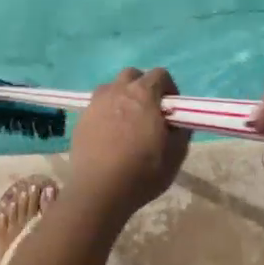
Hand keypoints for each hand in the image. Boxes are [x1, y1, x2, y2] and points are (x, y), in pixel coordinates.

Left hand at [67, 67, 189, 219]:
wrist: (98, 190)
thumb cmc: (142, 172)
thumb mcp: (175, 155)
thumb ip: (181, 131)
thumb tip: (178, 121)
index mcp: (143, 94)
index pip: (160, 74)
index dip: (169, 89)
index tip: (171, 109)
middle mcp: (118, 89)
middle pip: (133, 75)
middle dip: (143, 87)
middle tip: (149, 112)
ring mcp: (97, 101)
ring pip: (112, 87)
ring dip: (123, 97)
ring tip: (127, 123)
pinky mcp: (82, 117)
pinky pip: (98, 105)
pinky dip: (106, 112)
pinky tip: (109, 135)